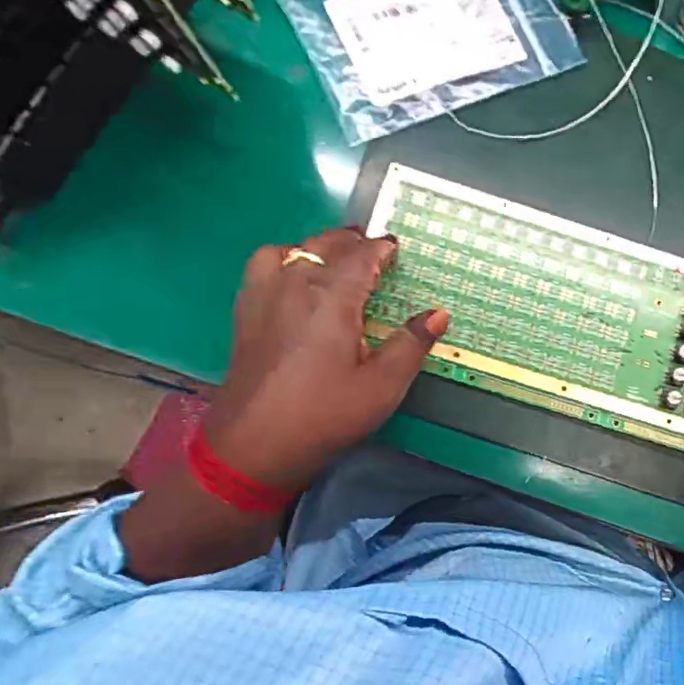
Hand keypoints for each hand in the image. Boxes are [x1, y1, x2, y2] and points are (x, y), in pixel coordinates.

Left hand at [204, 228, 448, 489]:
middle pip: (327, 243)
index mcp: (332, 295)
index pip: (363, 256)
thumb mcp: (381, 387)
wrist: (255, 442)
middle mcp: (296, 282)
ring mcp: (265, 293)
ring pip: (293, 248)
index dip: (383, 248)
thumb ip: (410, 346)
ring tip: (333, 259)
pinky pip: (265, 264)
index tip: (396, 247)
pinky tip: (291, 279)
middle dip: (353, 241)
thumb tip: (438, 314)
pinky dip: (284, 258)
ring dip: (318, 246)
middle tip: (372, 251)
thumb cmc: (324, 415)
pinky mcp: (245, 310)